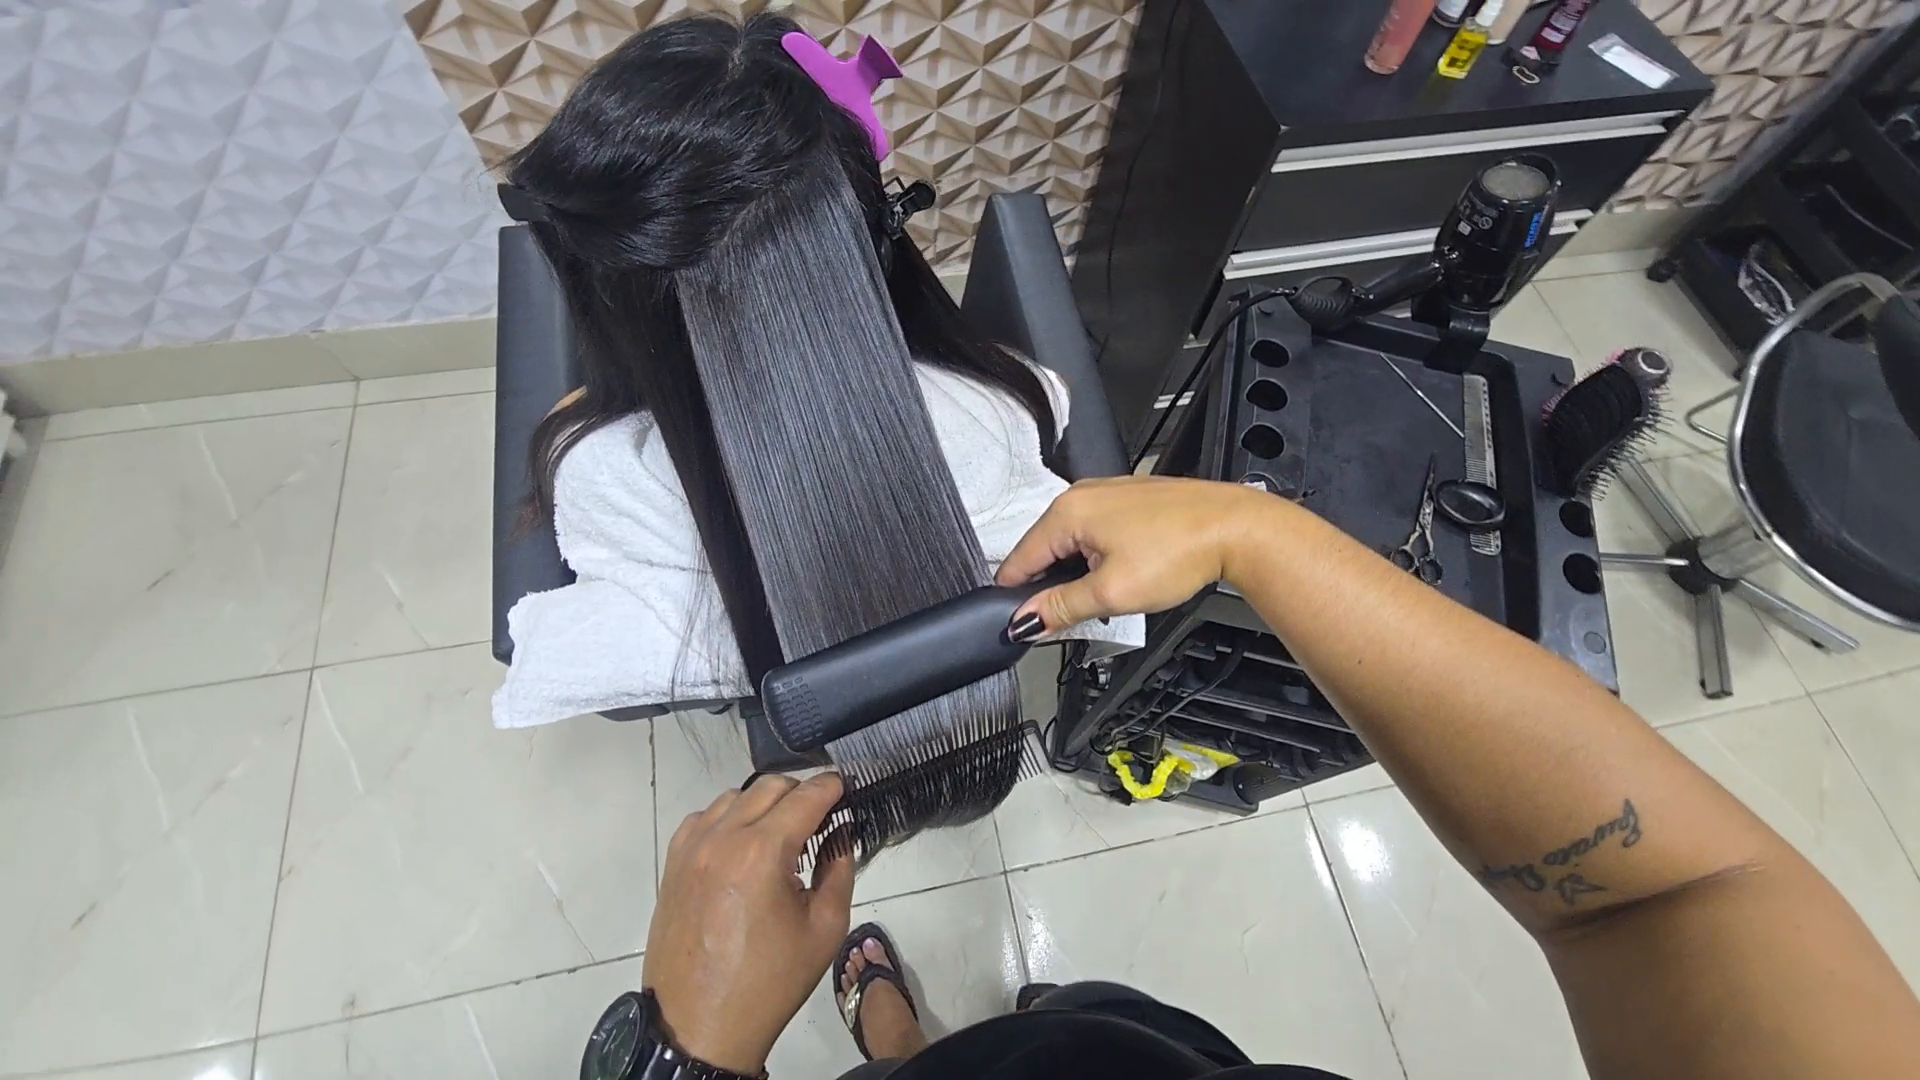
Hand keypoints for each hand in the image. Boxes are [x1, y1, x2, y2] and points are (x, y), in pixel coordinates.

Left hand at [644, 773, 855, 1074]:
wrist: (699, 1028)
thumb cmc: (769, 982)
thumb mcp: (825, 928)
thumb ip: (839, 868)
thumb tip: (841, 832)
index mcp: (763, 852)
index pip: (806, 796)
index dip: (832, 786)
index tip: (846, 788)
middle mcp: (723, 838)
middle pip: (770, 786)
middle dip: (800, 793)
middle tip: (819, 819)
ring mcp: (692, 848)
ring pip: (735, 796)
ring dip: (763, 805)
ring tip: (779, 838)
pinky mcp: (673, 863)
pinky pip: (704, 818)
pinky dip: (728, 820)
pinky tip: (741, 848)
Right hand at [996, 476, 1284, 632]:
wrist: (1235, 529)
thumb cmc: (1182, 550)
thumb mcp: (1112, 593)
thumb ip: (1061, 607)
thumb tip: (1026, 620)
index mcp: (1067, 513)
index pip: (1018, 560)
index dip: (1017, 597)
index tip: (1026, 622)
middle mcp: (1080, 496)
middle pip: (1043, 551)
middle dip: (1053, 585)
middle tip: (1079, 613)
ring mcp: (1104, 494)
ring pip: (1070, 543)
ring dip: (1078, 572)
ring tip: (1108, 592)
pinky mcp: (1125, 501)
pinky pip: (1094, 532)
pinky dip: (1098, 557)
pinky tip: (1122, 572)